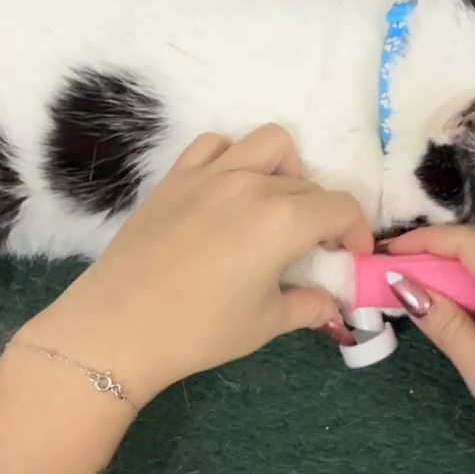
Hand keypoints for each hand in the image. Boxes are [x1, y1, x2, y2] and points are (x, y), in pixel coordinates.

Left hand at [17, 125, 373, 404]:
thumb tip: (332, 306)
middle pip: (309, 182)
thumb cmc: (199, 330)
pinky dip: (232, 158)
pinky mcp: (177, 176)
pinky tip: (228, 190)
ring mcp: (212, 174)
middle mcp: (253, 184)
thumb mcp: (265, 324)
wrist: (118, 328)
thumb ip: (309, 306)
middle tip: (312, 247)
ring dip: (286, 169)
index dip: (356, 231)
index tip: (351, 254)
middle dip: (323, 213)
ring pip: (269, 142)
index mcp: (284, 220)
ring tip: (275, 204)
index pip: (341, 207)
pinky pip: (215, 144)